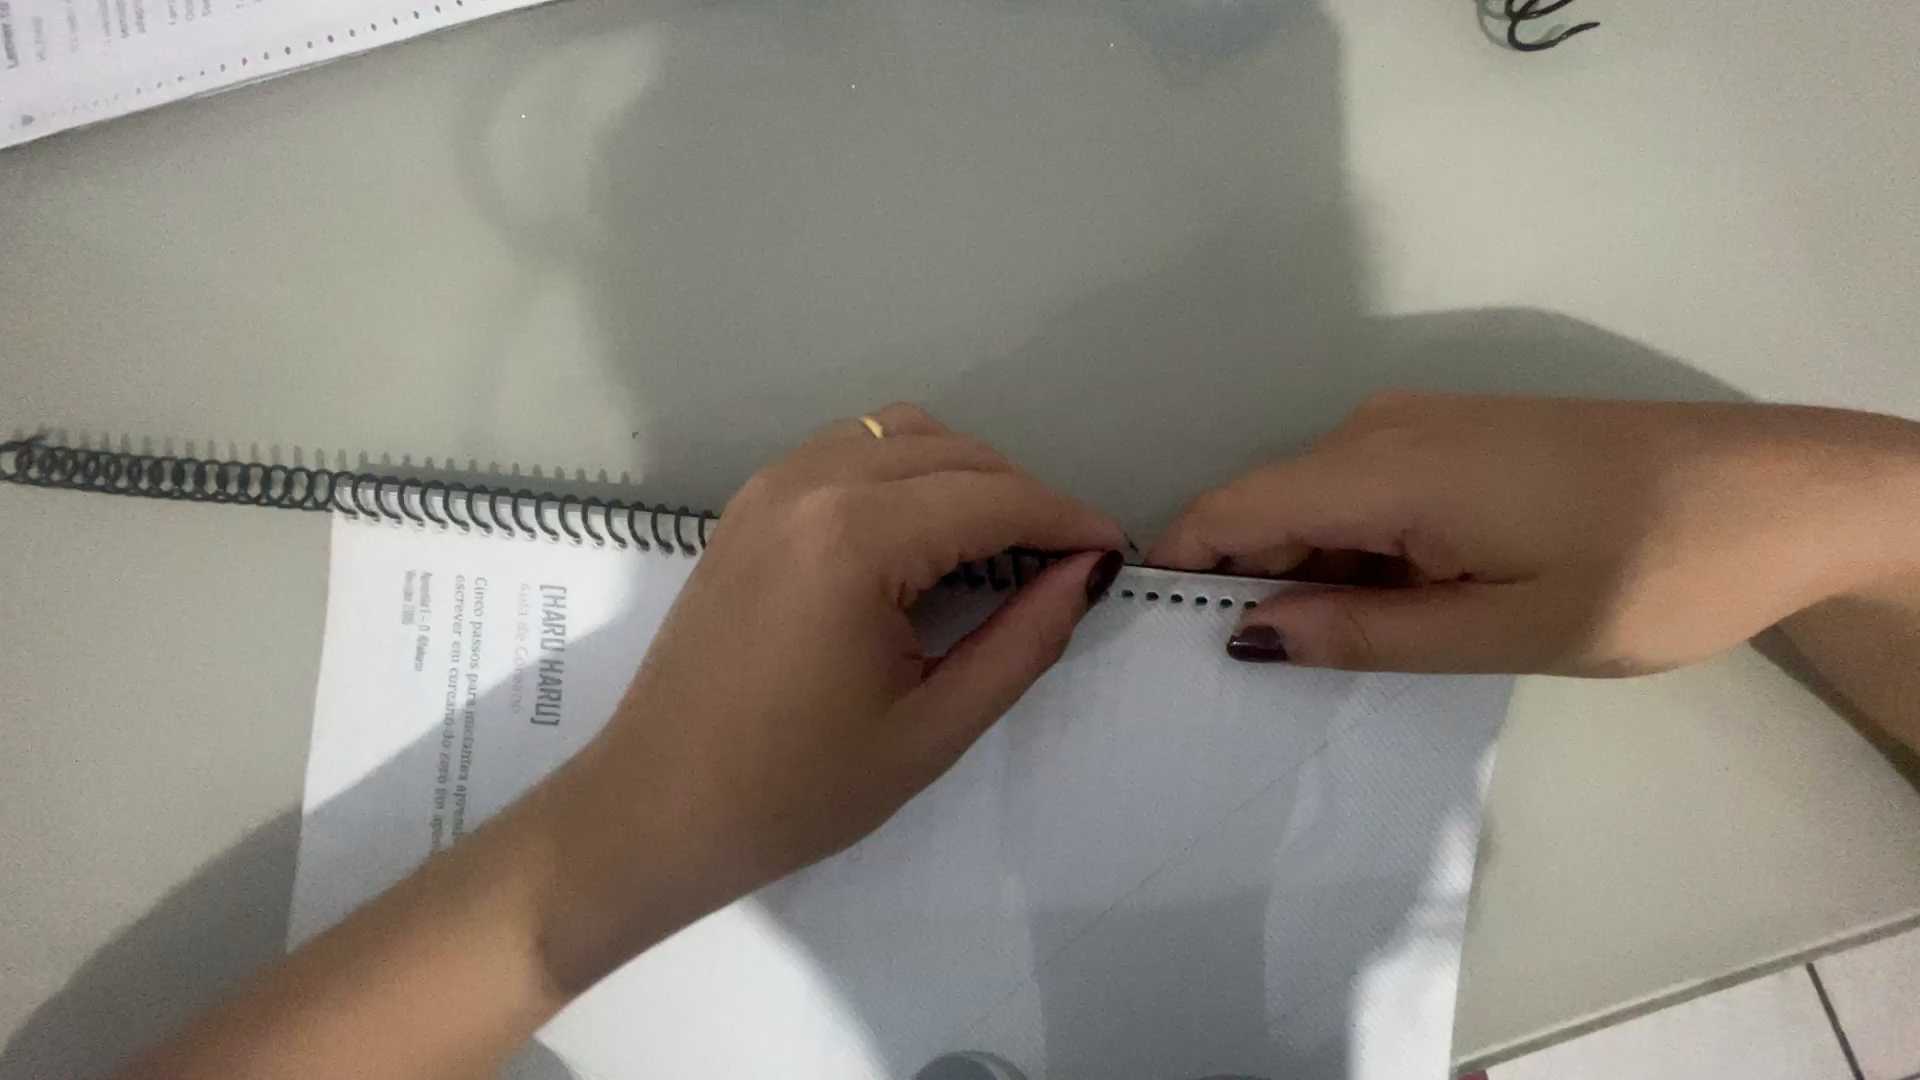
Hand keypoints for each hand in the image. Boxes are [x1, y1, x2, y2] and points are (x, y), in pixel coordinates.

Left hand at [525, 403, 1125, 990]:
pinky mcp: (752, 500)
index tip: (1111, 550)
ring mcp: (772, 483)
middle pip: (955, 452)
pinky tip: (922, 529)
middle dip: (1024, 495)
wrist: (657, 807)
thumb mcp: (933, 728)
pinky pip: (853, 448)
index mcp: (856, 538)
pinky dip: (908, 469)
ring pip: (903, 433)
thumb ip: (1023, 640)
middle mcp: (811, 483)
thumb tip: (1085, 573)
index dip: (1066, 519)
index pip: (994, 499)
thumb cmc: (796, 788)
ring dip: (967, 473)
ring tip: (998, 542)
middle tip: (1061, 560)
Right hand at [1150, 393, 1919, 675]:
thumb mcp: (1503, 629)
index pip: (1231, 508)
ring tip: (1334, 646)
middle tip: (1249, 670)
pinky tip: (1387, 601)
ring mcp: (1406, 428)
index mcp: (1384, 468)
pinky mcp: (1435, 439)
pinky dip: (1343, 552)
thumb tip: (1247, 636)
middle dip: (1242, 581)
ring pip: (1305, 504)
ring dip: (1300, 572)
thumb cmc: (1652, 570)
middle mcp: (1375, 430)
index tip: (1154, 632)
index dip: (1180, 565)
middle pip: (1261, 507)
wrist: (1795, 493)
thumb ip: (1362, 632)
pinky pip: (1350, 496)